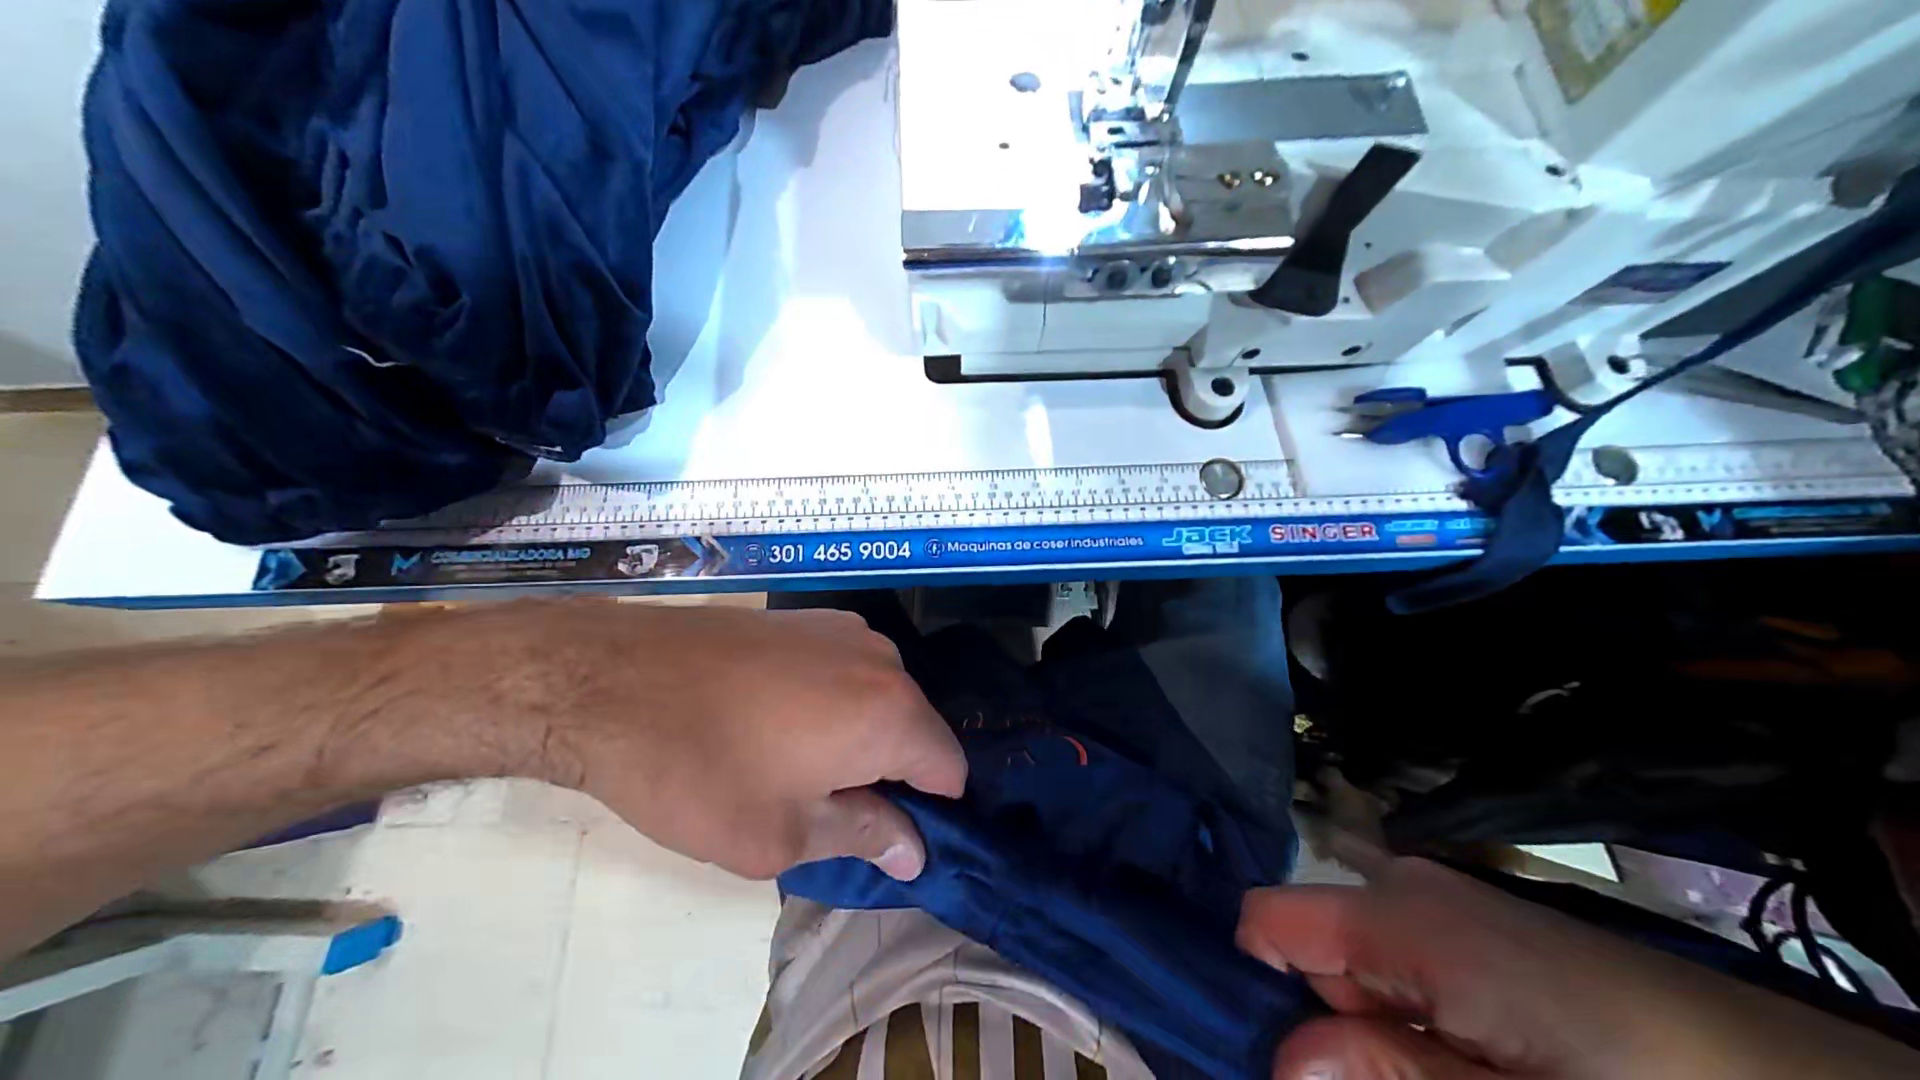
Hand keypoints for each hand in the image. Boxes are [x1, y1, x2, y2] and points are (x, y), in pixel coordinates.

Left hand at [423, 600, 965, 880]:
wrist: (608, 677)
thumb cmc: (698, 769)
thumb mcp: (781, 834)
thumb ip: (865, 837)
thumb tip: (914, 848)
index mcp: (892, 712)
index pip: (950, 769)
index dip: (929, 812)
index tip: (882, 837)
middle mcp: (882, 660)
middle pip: (914, 731)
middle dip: (887, 774)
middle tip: (825, 809)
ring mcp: (843, 630)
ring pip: (877, 699)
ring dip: (855, 736)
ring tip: (790, 764)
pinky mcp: (806, 618)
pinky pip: (843, 672)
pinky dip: (829, 702)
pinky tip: (770, 720)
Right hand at [1236, 856, 1919, 1079]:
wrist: (1775, 1068)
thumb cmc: (1634, 1079)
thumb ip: (1387, 1074)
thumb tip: (1280, 1063)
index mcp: (1397, 914)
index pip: (1263, 921)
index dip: (1249, 983)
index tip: (1261, 1053)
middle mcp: (1397, 885)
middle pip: (1302, 944)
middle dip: (1311, 1014)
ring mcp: (1429, 897)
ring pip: (1345, 957)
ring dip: (1356, 1019)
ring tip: (1420, 1071)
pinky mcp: (1457, 919)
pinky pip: (1387, 958)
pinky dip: (1392, 1008)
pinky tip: (1441, 1052)